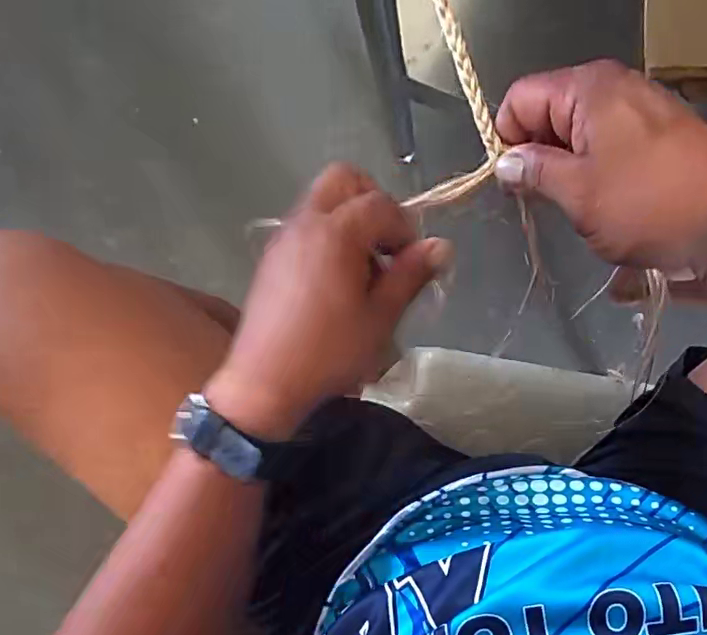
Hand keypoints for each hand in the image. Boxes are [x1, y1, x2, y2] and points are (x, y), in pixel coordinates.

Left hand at [206, 164, 449, 439]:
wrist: (266, 382)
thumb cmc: (330, 354)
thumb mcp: (380, 319)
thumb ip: (410, 276)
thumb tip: (441, 246)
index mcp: (336, 233)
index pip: (381, 204)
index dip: (406, 228)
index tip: (415, 262)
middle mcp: (305, 222)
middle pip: (344, 180)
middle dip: (374, 203)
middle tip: (389, 248)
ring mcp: (283, 238)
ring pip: (322, 202)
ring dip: (351, 222)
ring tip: (365, 274)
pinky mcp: (271, 259)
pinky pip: (306, 228)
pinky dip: (329, 239)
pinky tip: (337, 286)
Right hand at [493, 61, 706, 274]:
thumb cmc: (649, 205)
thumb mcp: (580, 195)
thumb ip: (537, 174)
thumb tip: (505, 162)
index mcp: (589, 88)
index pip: (521, 99)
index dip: (506, 141)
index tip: (513, 186)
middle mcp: (616, 88)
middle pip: (551, 115)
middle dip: (539, 158)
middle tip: (547, 205)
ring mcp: (642, 112)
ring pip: (581, 138)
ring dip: (571, 175)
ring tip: (583, 212)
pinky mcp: (661, 140)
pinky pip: (611, 151)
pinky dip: (599, 177)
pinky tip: (612, 209)